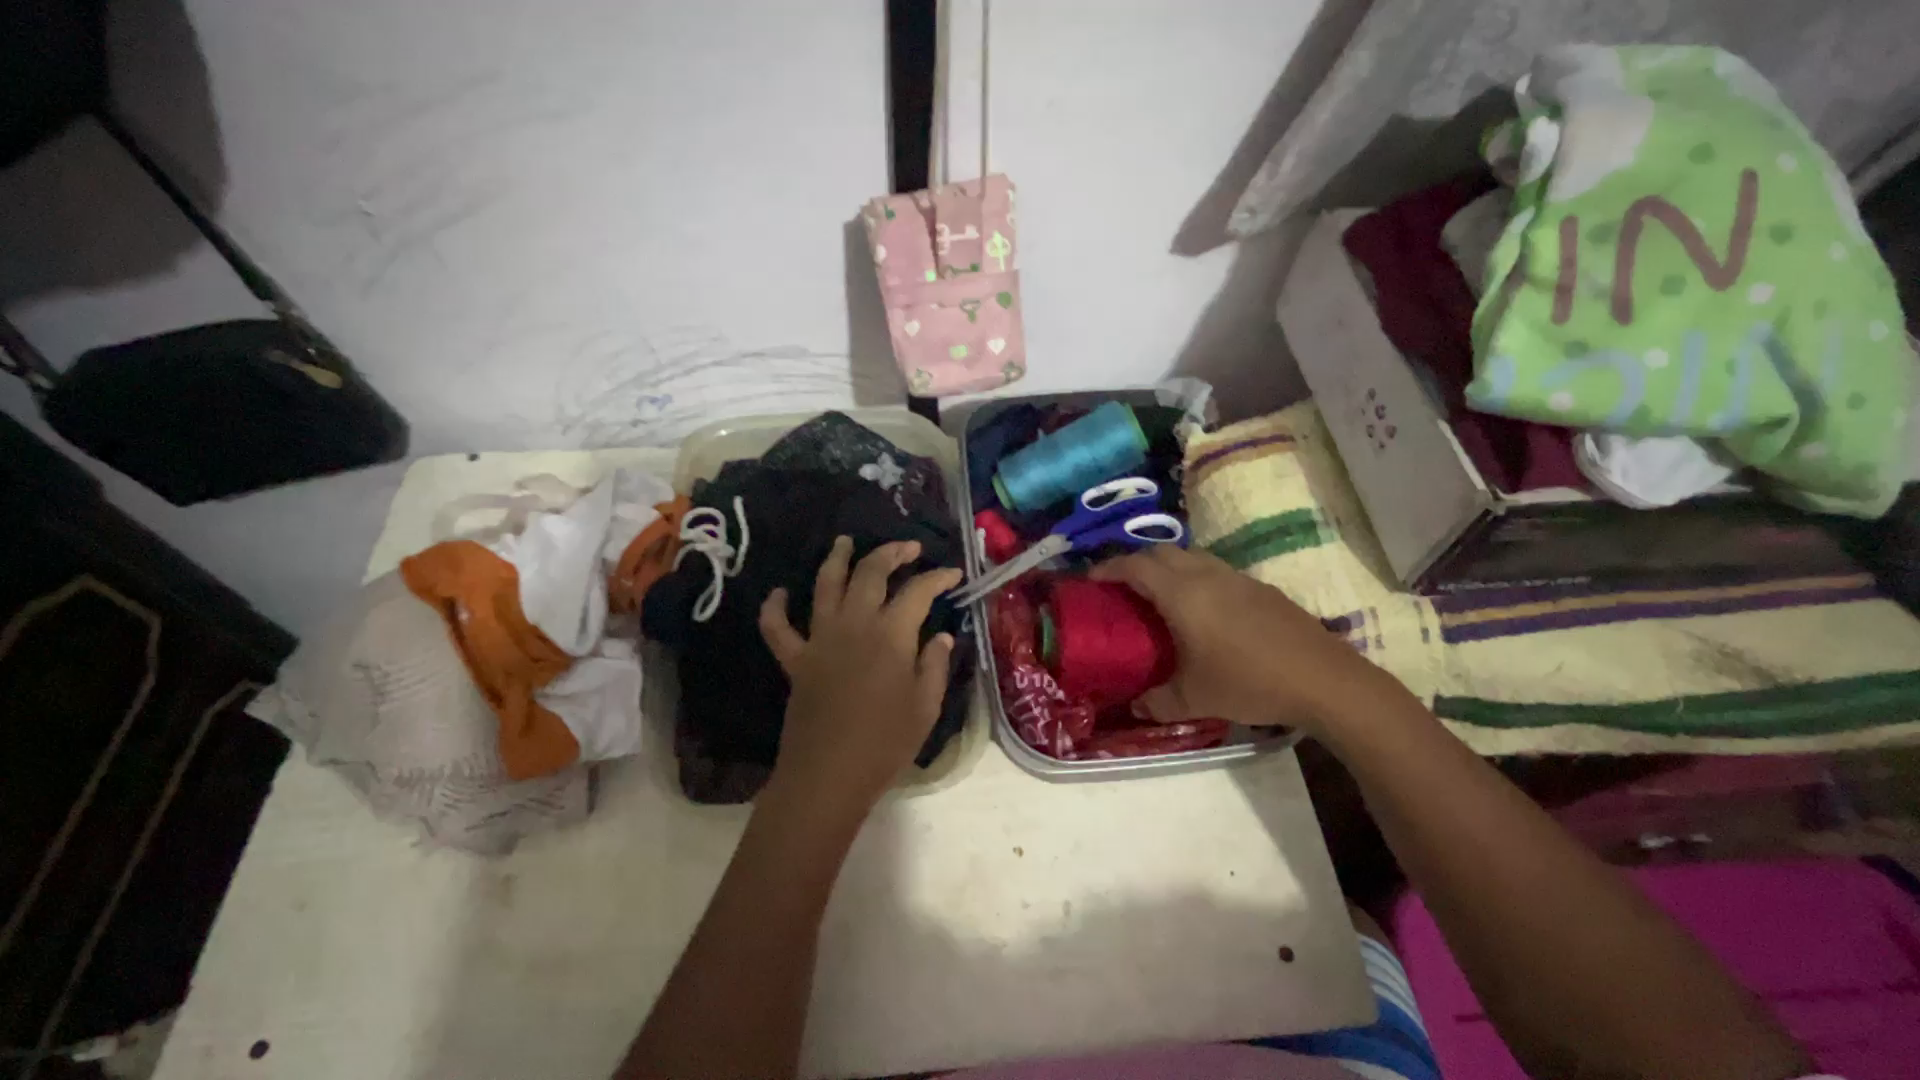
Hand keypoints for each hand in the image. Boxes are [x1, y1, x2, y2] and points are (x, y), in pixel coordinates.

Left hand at [759, 536, 962, 813]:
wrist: (828, 774)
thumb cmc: (885, 743)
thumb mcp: (925, 707)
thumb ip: (934, 666)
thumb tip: (940, 637)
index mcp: (891, 634)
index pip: (918, 591)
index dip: (938, 578)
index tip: (953, 574)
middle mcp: (854, 624)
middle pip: (870, 573)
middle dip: (892, 553)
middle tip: (908, 547)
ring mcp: (820, 639)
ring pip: (825, 584)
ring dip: (837, 558)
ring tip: (845, 541)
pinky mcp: (795, 660)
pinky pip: (778, 627)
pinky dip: (775, 607)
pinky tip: (780, 593)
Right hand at [1090, 545, 1401, 735]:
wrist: (1322, 679)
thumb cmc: (1248, 683)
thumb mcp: (1194, 699)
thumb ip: (1157, 702)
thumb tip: (1135, 706)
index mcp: (1182, 594)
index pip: (1135, 566)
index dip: (1108, 568)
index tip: (1091, 581)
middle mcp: (1207, 576)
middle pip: (1162, 551)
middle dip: (1136, 562)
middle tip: (1121, 587)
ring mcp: (1238, 578)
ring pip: (1192, 557)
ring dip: (1169, 567)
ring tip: (1158, 596)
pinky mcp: (1261, 589)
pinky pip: (1216, 571)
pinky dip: (1196, 579)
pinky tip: (1202, 611)